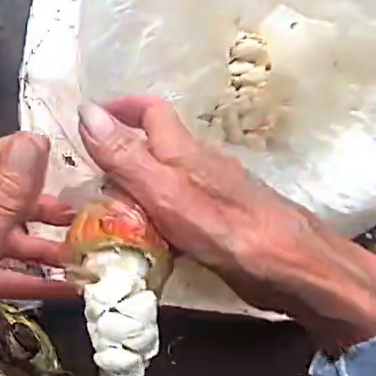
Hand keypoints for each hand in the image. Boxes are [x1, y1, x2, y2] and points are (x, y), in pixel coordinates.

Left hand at [0, 133, 73, 375]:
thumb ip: (7, 195)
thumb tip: (34, 140)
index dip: (21, 154)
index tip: (60, 159)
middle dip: (37, 207)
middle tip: (75, 217)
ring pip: (1, 240)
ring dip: (37, 247)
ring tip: (75, 257)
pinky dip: (26, 279)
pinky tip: (61, 290)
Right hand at [78, 95, 375, 350]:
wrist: (291, 268)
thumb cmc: (225, 228)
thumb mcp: (164, 190)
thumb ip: (125, 156)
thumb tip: (86, 112)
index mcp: (182, 150)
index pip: (150, 111)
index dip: (119, 108)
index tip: (88, 120)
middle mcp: (197, 164)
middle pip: (152, 146)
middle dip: (117, 153)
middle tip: (85, 178)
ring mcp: (209, 193)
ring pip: (161, 179)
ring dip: (130, 187)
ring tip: (101, 210)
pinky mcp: (216, 221)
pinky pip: (172, 207)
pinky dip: (149, 214)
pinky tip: (140, 236)